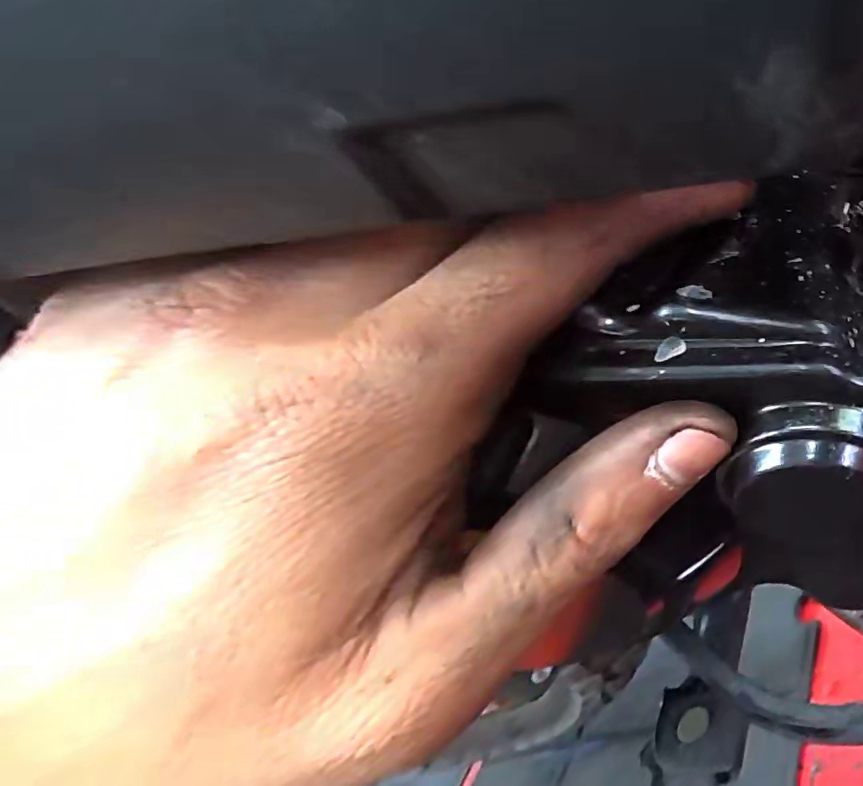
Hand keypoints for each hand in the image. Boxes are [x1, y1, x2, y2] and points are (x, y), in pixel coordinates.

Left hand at [0, 184, 747, 785]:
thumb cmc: (196, 729)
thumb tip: (692, 437)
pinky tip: (401, 297)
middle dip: (575, 209)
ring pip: (386, 205)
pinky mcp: (106, 309)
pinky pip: (292, 228)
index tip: (701, 190)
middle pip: (473, 205)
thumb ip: (583, 526)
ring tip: (528, 279)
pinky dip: (384, 242)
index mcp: (354, 402)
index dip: (643, 206)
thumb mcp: (433, 658)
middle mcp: (251, 327)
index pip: (545, 249)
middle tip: (629, 241)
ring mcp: (163, 306)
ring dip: (484, 225)